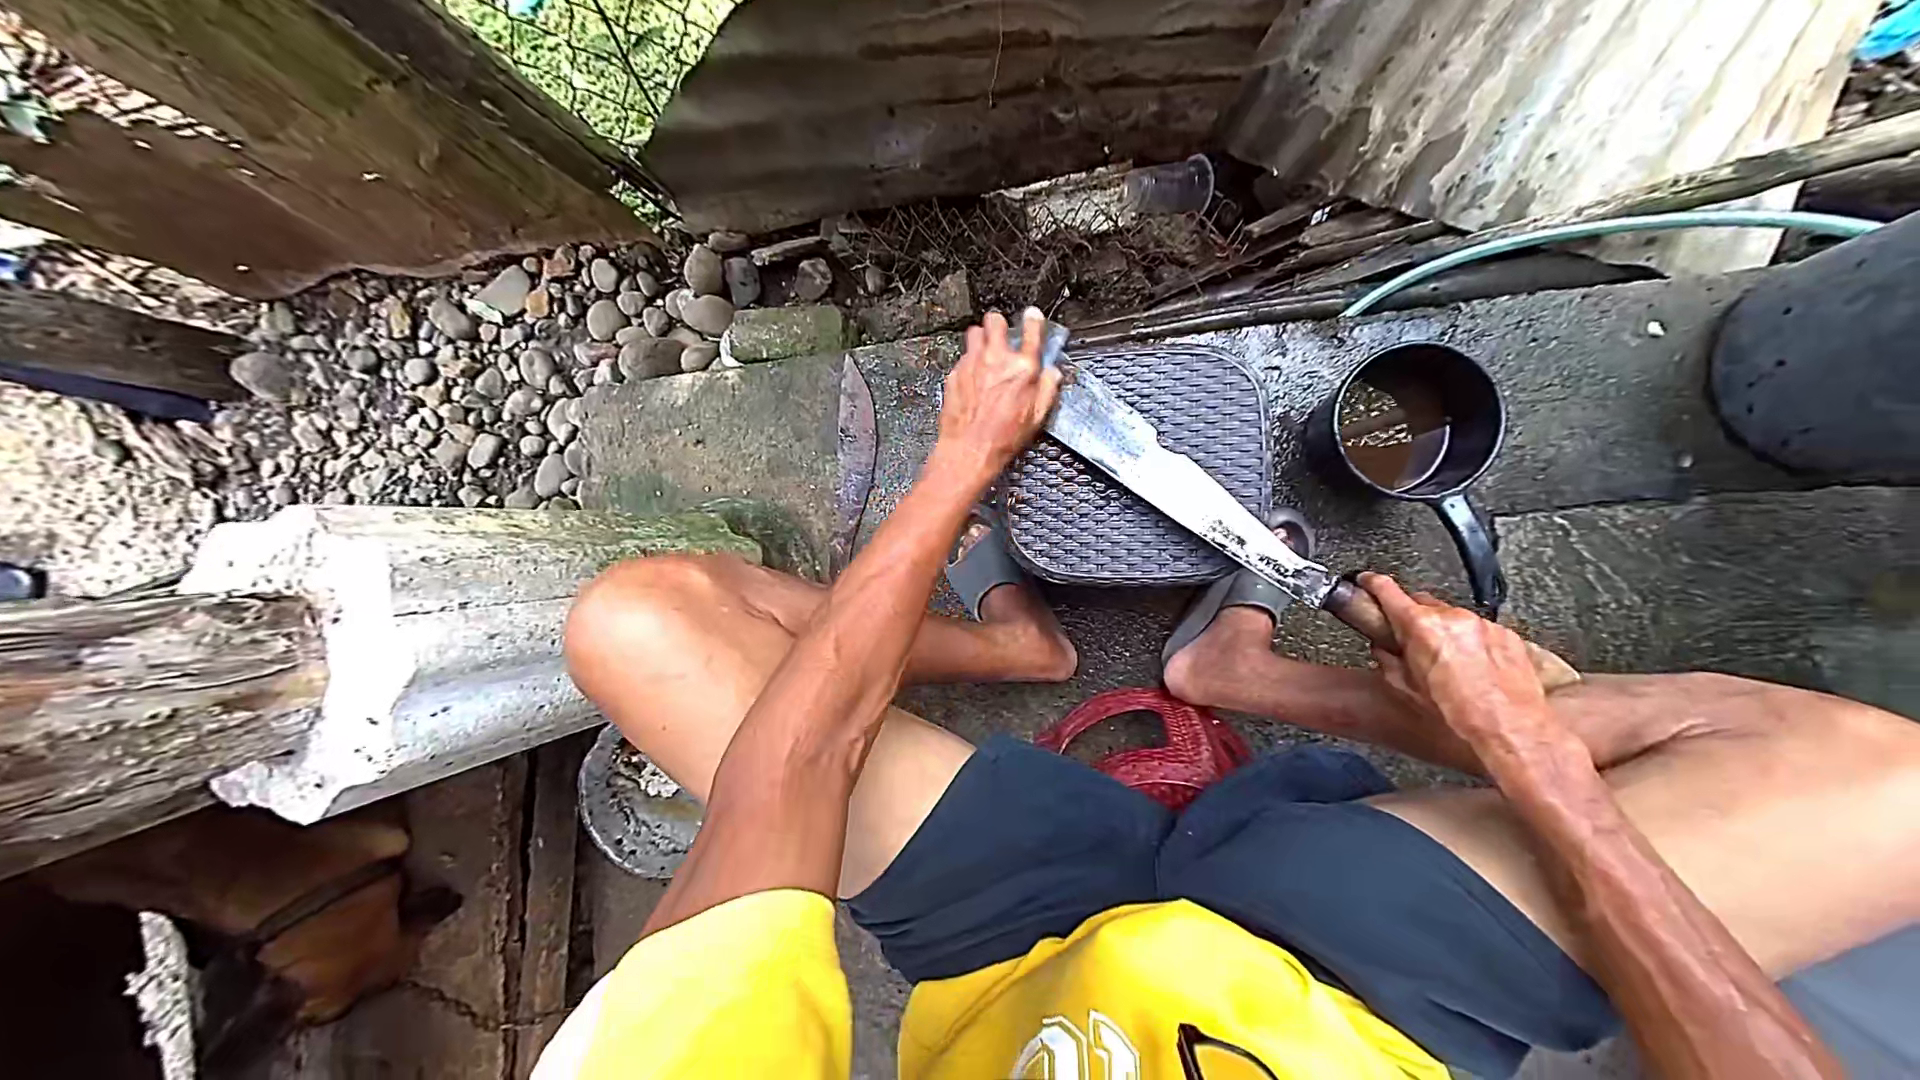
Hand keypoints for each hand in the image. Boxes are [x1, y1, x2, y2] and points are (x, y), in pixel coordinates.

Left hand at [932, 309, 1062, 483]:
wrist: (970, 449)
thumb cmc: (1002, 437)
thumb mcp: (1037, 416)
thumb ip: (1048, 389)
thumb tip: (1053, 374)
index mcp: (1023, 368)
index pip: (1032, 330)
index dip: (1033, 319)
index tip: (1032, 316)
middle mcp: (997, 359)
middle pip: (995, 321)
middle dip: (999, 324)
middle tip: (1002, 334)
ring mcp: (973, 364)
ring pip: (974, 332)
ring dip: (981, 338)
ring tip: (985, 351)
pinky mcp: (955, 373)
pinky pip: (962, 356)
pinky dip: (969, 361)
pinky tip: (973, 377)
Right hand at [1359, 572, 1561, 750]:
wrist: (1511, 729)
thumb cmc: (1458, 713)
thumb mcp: (1405, 688)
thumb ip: (1387, 659)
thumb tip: (1383, 650)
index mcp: (1419, 627)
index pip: (1387, 590)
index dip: (1372, 583)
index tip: (1367, 581)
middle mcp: (1452, 619)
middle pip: (1422, 604)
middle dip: (1413, 619)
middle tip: (1412, 642)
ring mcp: (1483, 625)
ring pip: (1452, 618)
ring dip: (1445, 633)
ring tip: (1449, 664)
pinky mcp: (1508, 635)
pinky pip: (1480, 630)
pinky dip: (1472, 643)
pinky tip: (1474, 668)